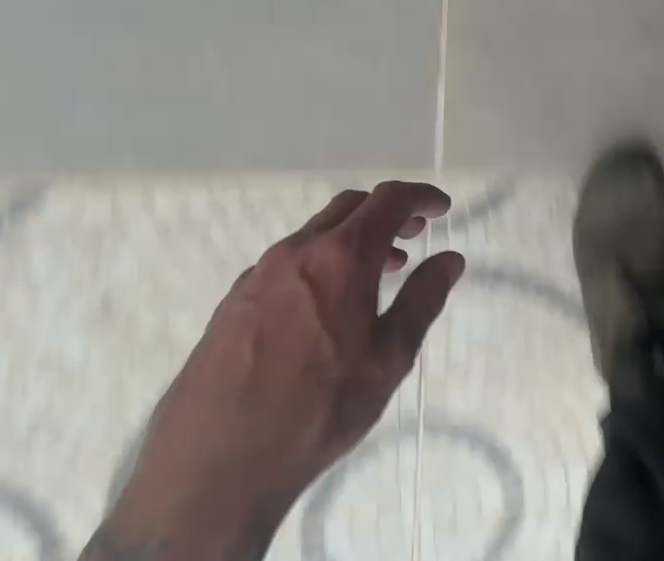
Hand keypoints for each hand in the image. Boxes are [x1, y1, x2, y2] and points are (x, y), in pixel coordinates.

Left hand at [89, 182, 465, 560]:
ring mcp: (258, 276)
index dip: (421, 196)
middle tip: (414, 236)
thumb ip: (423, 299)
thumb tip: (449, 259)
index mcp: (341, 257)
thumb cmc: (318, 409)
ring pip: (315, 234)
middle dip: (387, 212)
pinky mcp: (233, 303)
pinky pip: (288, 263)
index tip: (442, 208)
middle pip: (349, 207)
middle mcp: (296, 252)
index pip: (388, 200)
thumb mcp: (390, 358)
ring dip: (354, 239)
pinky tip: (328, 308)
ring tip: (379, 274)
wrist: (213, 467)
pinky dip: (321, 263)